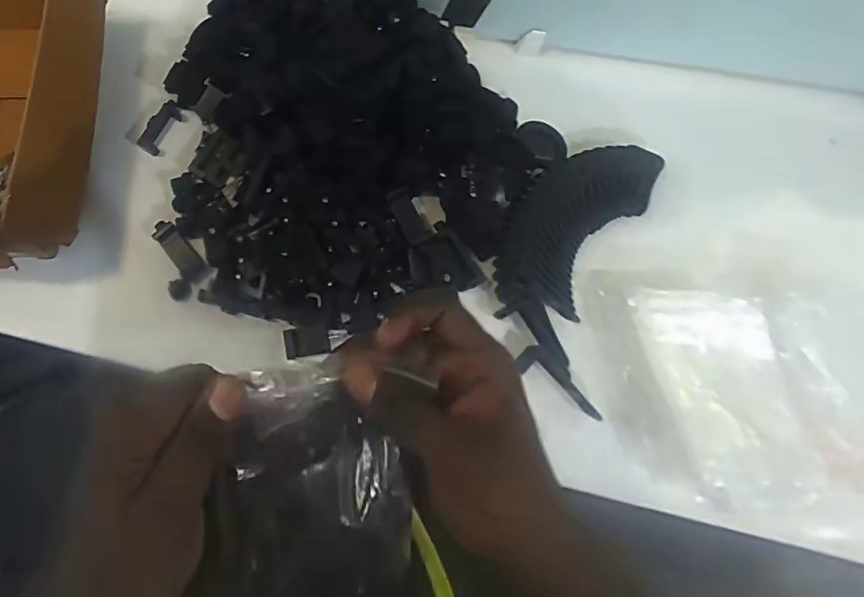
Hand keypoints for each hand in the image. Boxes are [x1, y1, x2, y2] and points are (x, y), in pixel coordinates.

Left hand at [30, 366, 244, 596]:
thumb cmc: (131, 560)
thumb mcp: (173, 507)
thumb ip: (200, 441)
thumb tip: (233, 384)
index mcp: (130, 408)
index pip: (201, 378)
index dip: (232, 408)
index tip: (246, 452)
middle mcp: (121, 398)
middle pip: (191, 389)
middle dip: (218, 424)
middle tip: (229, 475)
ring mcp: (119, 418)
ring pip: (185, 408)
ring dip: (205, 439)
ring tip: (214, 483)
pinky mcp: (123, 439)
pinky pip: (170, 426)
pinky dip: (189, 448)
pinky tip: (193, 483)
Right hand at [338, 292, 636, 595]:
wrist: (523, 553)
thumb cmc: (496, 491)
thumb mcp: (446, 446)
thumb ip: (397, 404)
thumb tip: (347, 368)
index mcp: (480, 361)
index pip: (440, 311)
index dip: (407, 317)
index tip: (382, 342)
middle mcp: (460, 367)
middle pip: (410, 337)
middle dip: (375, 350)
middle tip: (343, 371)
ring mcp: (444, 392)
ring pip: (397, 364)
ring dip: (370, 372)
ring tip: (340, 386)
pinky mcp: (428, 417)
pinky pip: (395, 392)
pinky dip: (374, 394)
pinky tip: (353, 403)